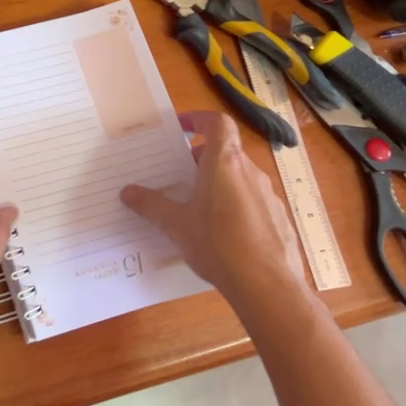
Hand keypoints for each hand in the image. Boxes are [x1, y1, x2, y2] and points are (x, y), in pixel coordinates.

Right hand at [119, 111, 305, 303]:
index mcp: (224, 163)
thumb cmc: (218, 244)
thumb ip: (151, 205)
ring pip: (239, 177)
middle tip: (179, 176)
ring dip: (218, 183)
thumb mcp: (176, 225)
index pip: (217, 123)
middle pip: (225, 151)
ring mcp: (268, 196)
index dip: (198, 119)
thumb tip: (127, 192)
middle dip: (201, 159)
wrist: (268, 287)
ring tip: (197, 207)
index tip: (180, 127)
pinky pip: (252, 201)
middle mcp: (249, 172)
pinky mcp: (278, 219)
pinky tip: (223, 233)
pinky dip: (235, 205)